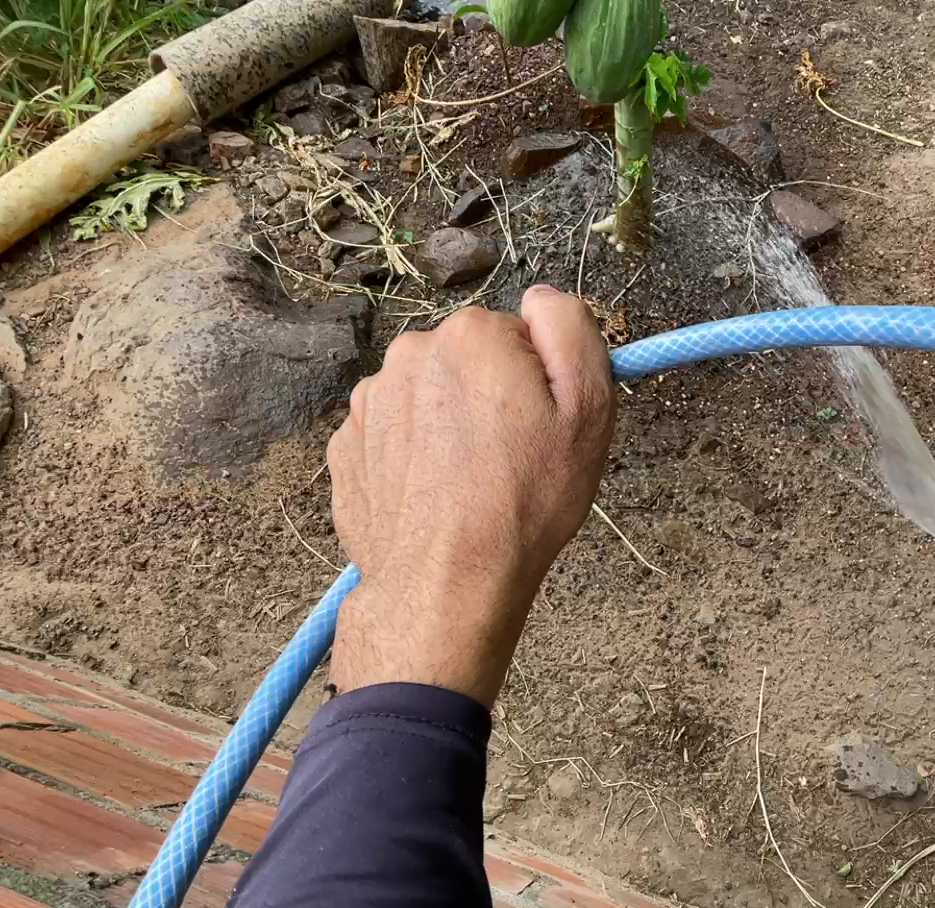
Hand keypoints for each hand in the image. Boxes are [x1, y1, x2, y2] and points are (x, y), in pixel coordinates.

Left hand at [325, 286, 614, 705]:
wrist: (448, 582)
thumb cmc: (525, 501)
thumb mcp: (587, 410)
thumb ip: (572, 330)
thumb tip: (541, 299)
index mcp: (470, 337)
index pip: (518, 337)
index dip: (539, 382)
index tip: (542, 427)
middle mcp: (408, 355)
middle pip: (470, 364)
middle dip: (492, 399)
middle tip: (512, 459)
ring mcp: (369, 403)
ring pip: (430, 400)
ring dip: (452, 428)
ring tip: (472, 486)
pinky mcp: (347, 448)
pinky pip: (396, 437)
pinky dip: (416, 458)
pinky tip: (436, 498)